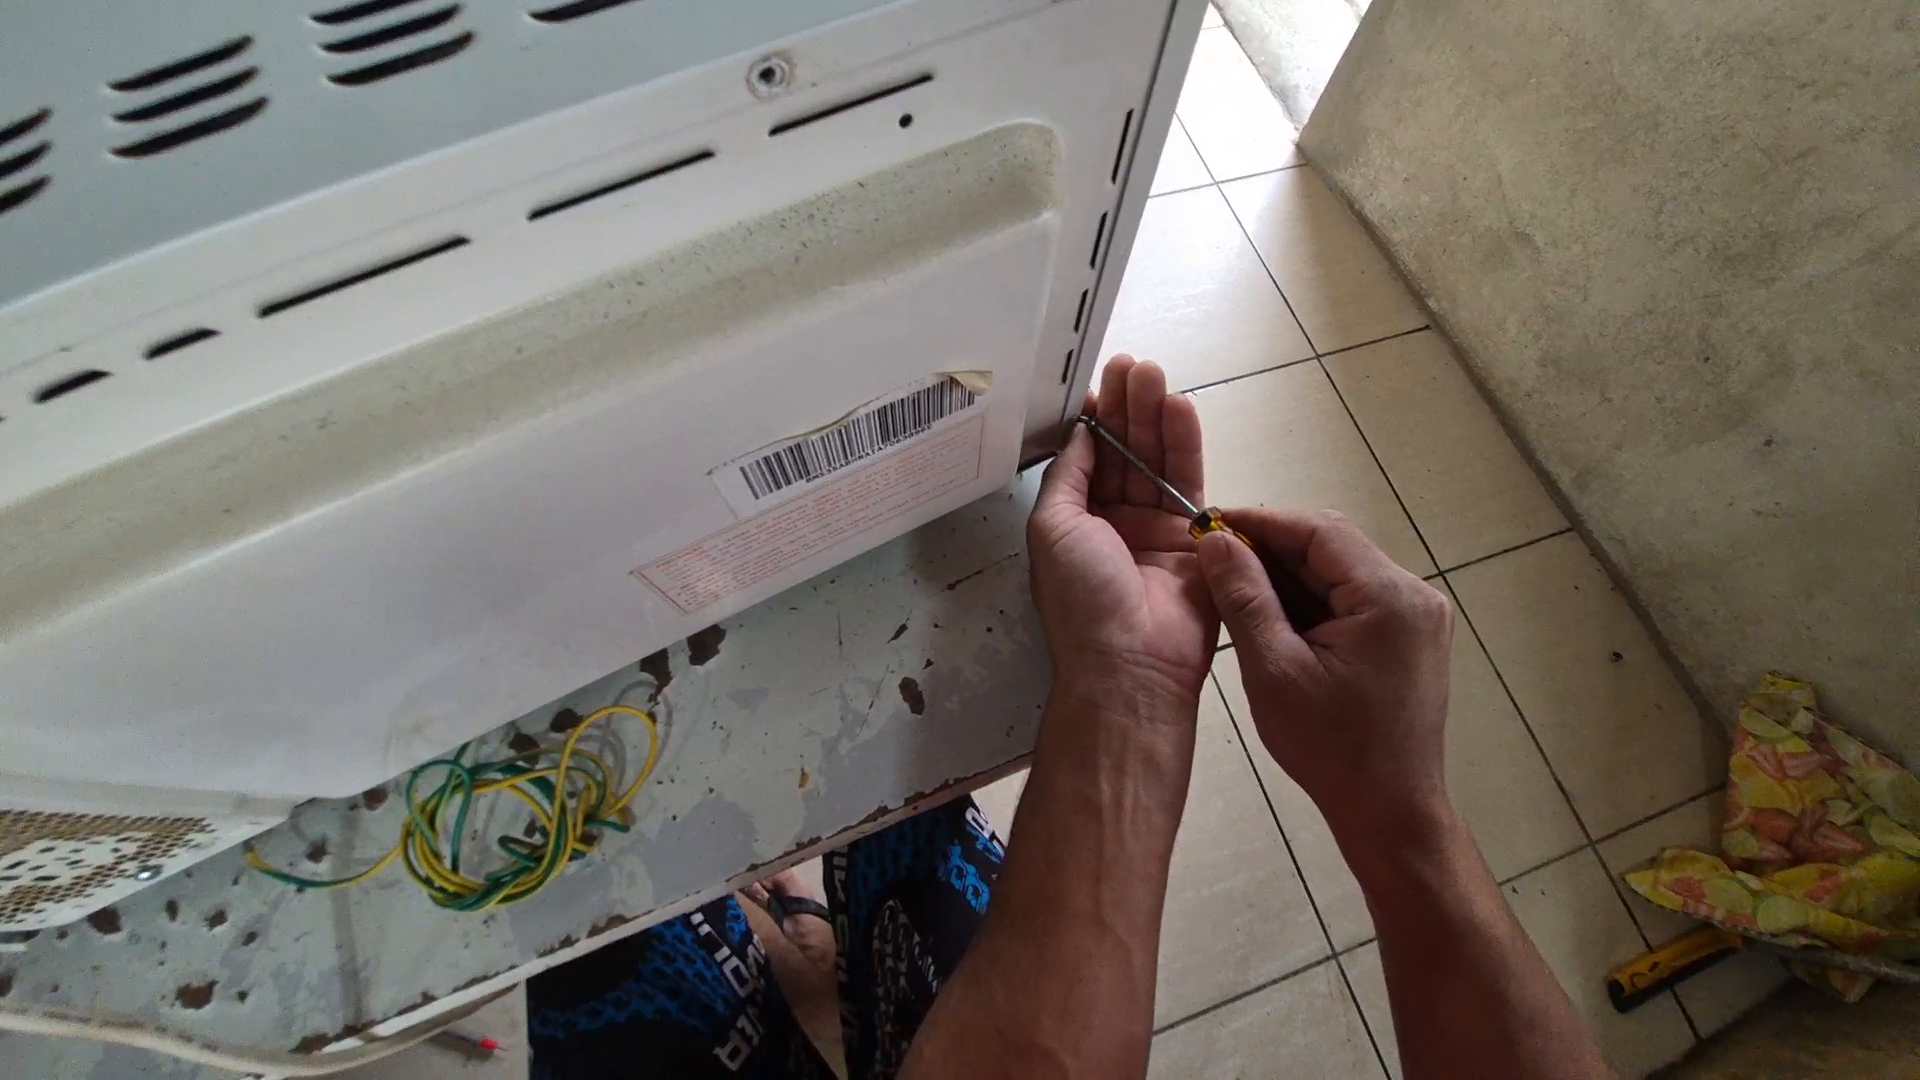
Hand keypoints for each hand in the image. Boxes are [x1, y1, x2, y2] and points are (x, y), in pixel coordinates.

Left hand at [1027, 357, 1217, 706]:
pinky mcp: (1194, 534)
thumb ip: (1066, 475)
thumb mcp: (1052, 528)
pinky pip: (1189, 480)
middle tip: (1130, 365)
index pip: (1087, 458)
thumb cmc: (1081, 594)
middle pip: (1123, 452)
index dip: (1093, 422)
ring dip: (1154, 416)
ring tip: (1153, 373)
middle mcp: (1114, 519)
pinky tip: (1180, 406)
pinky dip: (1186, 444)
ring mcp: (1155, 526)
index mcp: (1075, 520)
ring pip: (1156, 460)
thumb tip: (1076, 434)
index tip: (1097, 385)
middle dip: (1125, 409)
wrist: (1131, 658)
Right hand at [1195, 509, 1454, 843]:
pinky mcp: (1403, 635)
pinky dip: (1304, 598)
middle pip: (1330, 547)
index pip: (1319, 531)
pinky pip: (1346, 597)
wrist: (1388, 811)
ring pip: (1335, 571)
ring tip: (1229, 582)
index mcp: (1390, 598)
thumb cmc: (1328, 746)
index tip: (1208, 524)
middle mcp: (1413, 594)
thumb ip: (1243, 596)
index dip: (1260, 521)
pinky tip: (1265, 610)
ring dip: (1284, 573)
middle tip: (1211, 555)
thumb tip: (1213, 539)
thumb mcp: (1272, 668)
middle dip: (1269, 547)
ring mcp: (1413, 615)